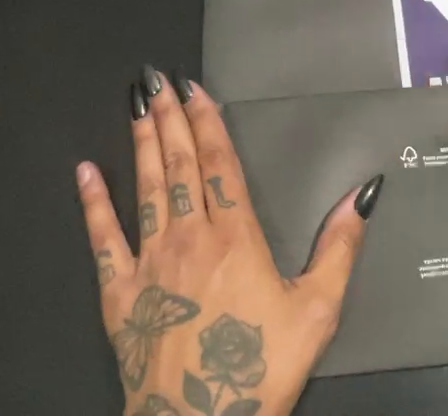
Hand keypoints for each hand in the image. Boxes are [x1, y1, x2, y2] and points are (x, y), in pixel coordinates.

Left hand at [78, 67, 382, 415]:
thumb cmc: (259, 369)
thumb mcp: (317, 309)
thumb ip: (338, 247)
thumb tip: (361, 194)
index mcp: (236, 238)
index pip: (219, 164)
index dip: (207, 121)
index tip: (195, 89)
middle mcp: (190, 238)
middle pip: (179, 164)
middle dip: (169, 117)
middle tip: (156, 79)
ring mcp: (150, 262)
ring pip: (145, 187)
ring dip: (141, 142)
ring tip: (135, 104)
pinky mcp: (119, 294)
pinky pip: (103, 238)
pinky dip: (93, 202)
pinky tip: (85, 171)